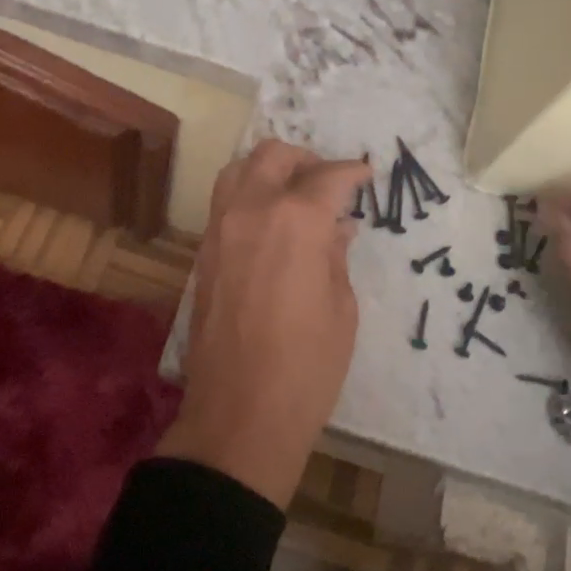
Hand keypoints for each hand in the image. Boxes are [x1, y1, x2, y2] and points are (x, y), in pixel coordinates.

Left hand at [157, 139, 373, 508]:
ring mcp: (220, 229)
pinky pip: (225, 201)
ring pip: (239, 170)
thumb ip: (336, 255)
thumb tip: (337, 227)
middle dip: (306, 159)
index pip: (328, 176)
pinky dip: (249, 195)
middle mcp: (251, 211)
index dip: (353, 172)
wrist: (240, 414)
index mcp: (295, 221)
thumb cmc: (306, 366)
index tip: (367, 175)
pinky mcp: (204, 252)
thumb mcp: (341, 308)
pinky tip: (271, 223)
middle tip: (329, 182)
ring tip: (295, 193)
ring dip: (269, 169)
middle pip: (274, 155)